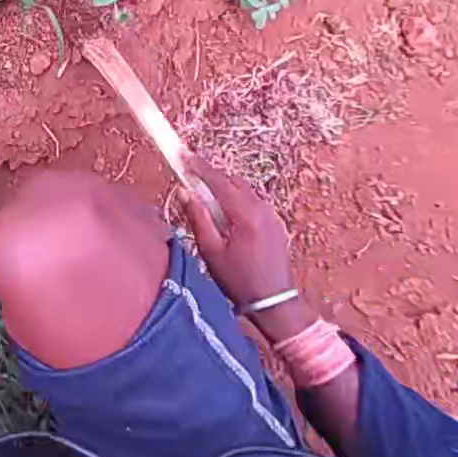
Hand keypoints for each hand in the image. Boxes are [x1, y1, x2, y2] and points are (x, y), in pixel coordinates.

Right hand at [181, 156, 316, 339]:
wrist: (273, 301)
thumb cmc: (238, 279)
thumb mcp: (211, 250)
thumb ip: (198, 218)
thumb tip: (185, 192)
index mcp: (245, 213)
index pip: (218, 181)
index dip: (198, 166)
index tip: (182, 154)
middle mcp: (262, 208)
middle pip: (233, 181)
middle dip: (211, 176)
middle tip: (190, 175)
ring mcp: (271, 215)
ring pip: (244, 191)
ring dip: (224, 189)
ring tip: (205, 197)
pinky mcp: (275, 224)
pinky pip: (253, 203)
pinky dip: (236, 200)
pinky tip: (225, 215)